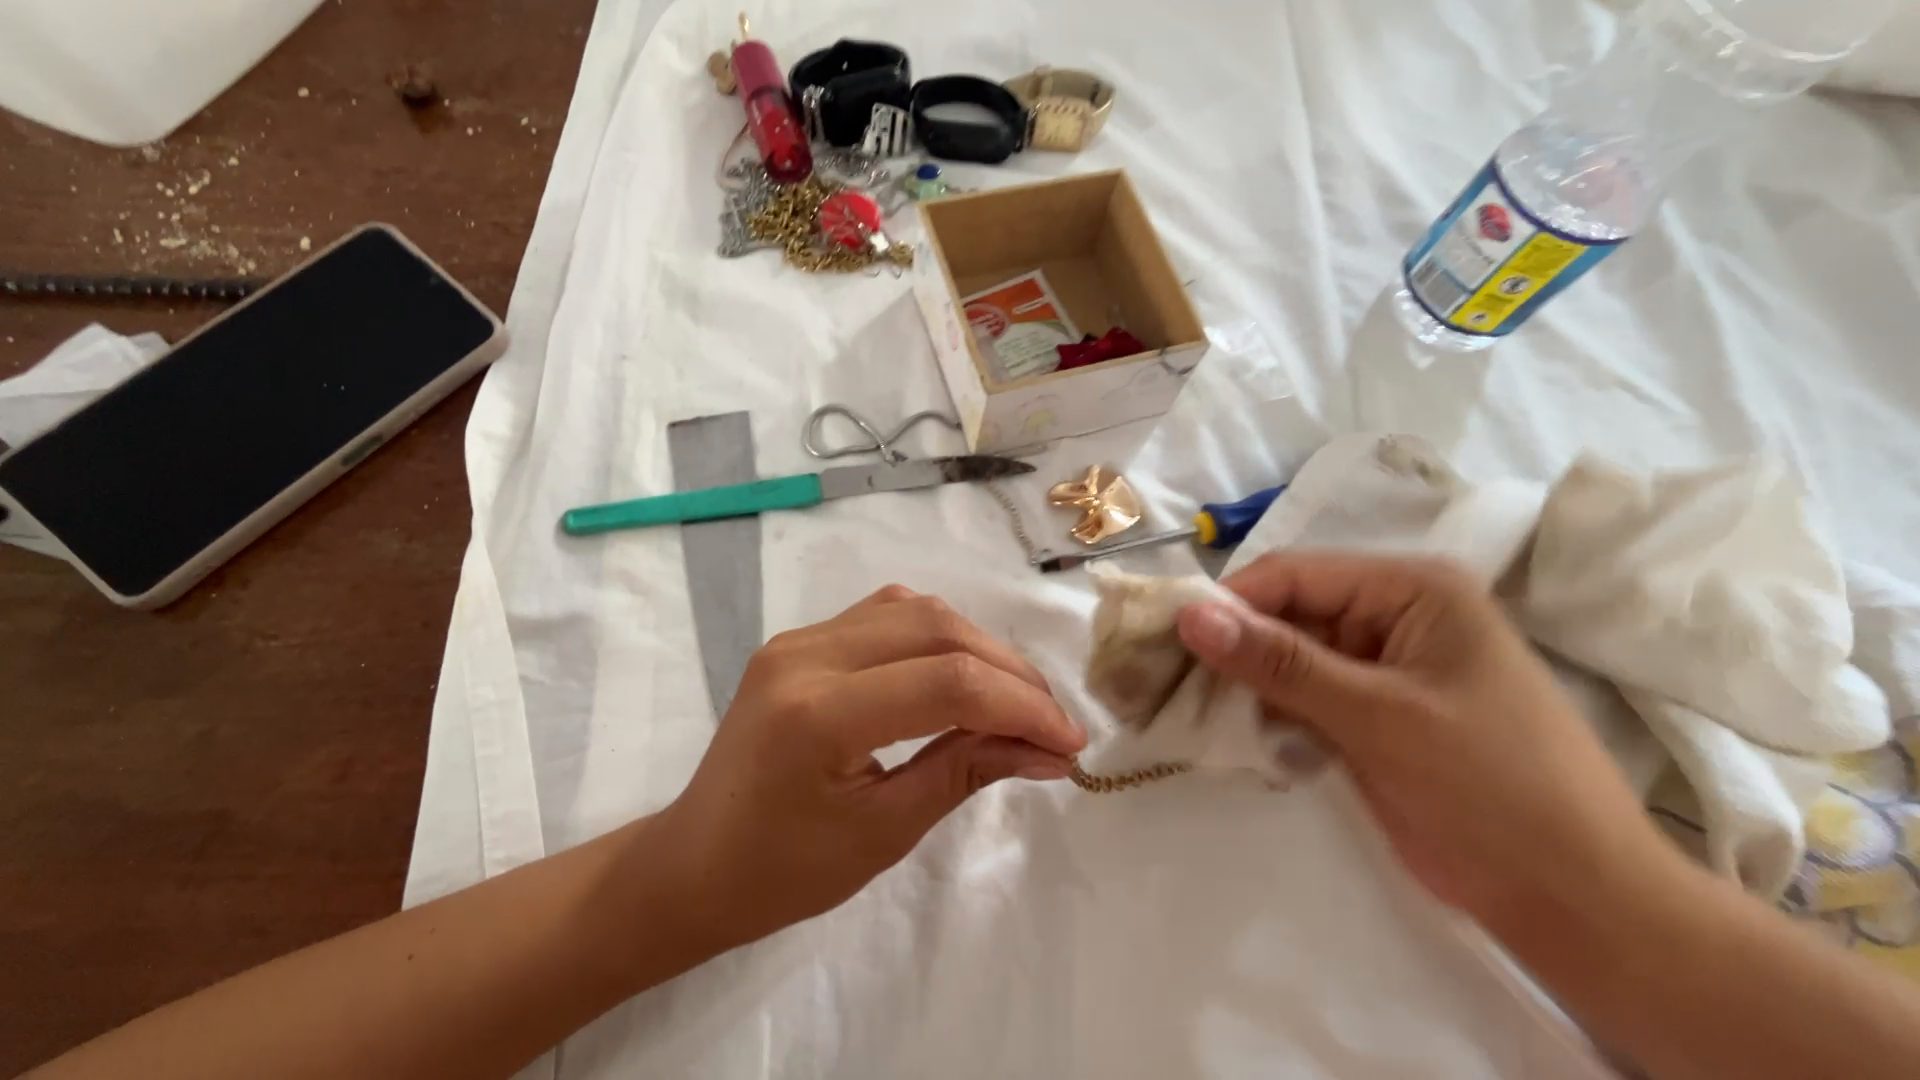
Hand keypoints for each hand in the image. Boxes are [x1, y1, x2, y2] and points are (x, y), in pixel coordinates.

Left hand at [660, 586, 1085, 948]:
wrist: (696, 864)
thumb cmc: (784, 872)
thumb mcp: (886, 831)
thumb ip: (967, 772)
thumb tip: (1047, 750)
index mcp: (820, 714)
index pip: (948, 683)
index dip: (1022, 707)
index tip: (1068, 743)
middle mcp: (806, 656)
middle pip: (937, 629)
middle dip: (1009, 672)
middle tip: (1050, 722)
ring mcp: (797, 640)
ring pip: (915, 610)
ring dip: (976, 647)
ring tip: (1013, 699)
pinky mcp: (799, 641)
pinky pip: (884, 615)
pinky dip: (935, 636)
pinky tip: (956, 673)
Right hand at [1175, 553, 1678, 934]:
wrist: (1572, 898)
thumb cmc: (1489, 787)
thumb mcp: (1379, 716)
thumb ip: (1281, 662)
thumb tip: (1190, 614)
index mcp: (1414, 591)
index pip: (1296, 575)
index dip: (1229, 601)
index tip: (1163, 636)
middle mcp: (1396, 618)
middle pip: (1289, 613)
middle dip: (1231, 644)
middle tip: (1162, 676)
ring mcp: (1384, 672)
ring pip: (1290, 659)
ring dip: (1244, 681)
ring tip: (1181, 704)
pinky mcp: (1374, 720)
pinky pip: (1305, 699)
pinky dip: (1268, 713)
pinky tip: (1228, 731)